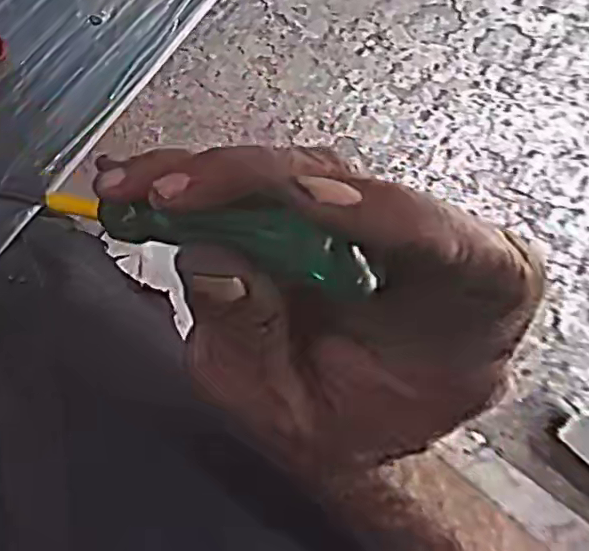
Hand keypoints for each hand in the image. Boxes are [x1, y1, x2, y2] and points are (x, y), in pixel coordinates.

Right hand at [93, 146, 543, 475]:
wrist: (333, 415)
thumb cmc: (338, 420)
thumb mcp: (286, 410)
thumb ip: (251, 337)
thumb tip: (212, 261)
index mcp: (458, 300)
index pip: (439, 239)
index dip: (374, 209)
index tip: (302, 198)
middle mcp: (408, 237)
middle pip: (328, 182)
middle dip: (236, 181)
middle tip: (166, 193)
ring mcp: (351, 210)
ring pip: (274, 168)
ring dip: (195, 174)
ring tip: (130, 189)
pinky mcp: (298, 197)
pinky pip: (242, 177)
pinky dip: (186, 178)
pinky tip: (140, 183)